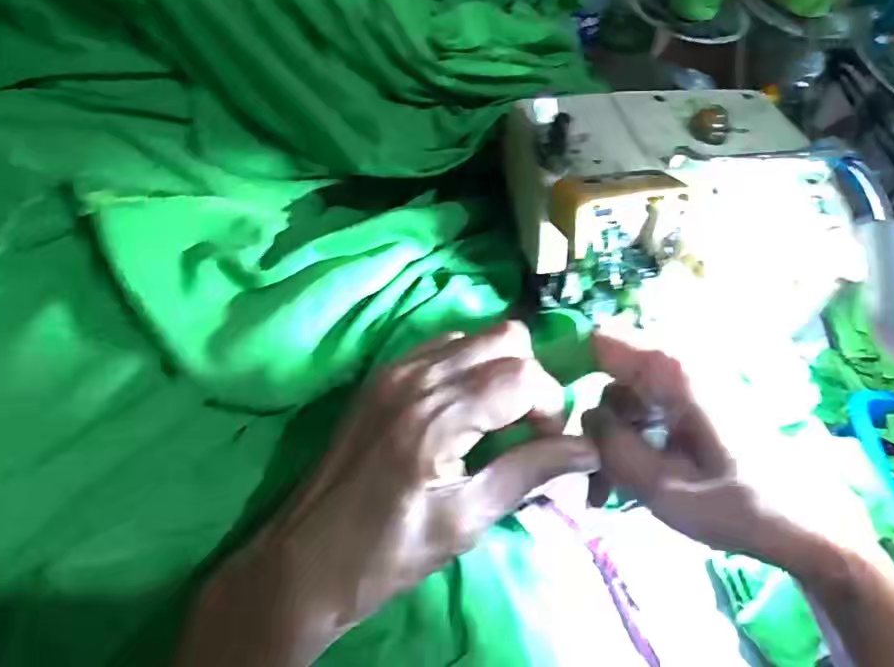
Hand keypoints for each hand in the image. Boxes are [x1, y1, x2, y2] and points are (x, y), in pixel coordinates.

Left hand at [179, 322, 597, 665]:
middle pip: (507, 337)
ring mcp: (398, 367)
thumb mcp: (465, 521)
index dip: (550, 405)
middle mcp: (419, 375)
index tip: (549, 444)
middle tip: (526, 427)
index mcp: (438, 417)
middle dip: (531, 377)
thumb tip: (589, 449)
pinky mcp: (385, 371)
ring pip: (478, 334)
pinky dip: (470, 365)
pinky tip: (463, 409)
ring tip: (496, 418)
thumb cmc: (387, 552)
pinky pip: (446, 344)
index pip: (523, 376)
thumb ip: (529, 473)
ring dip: (501, 368)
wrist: (304, 559)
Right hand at [581, 325, 889, 576]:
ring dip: (612, 442)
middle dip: (593, 426)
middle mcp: (675, 362)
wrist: (808, 524)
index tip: (550, 416)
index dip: (568, 370)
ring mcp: (687, 381)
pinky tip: (631, 484)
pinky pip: (648, 413)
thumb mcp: (663, 487)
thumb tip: (581, 418)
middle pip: (610, 378)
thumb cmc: (738, 503)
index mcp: (669, 368)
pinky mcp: (695, 402)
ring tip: (608, 495)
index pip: (599, 342)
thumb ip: (611, 447)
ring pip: (626, 400)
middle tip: (589, 480)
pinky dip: (634, 443)